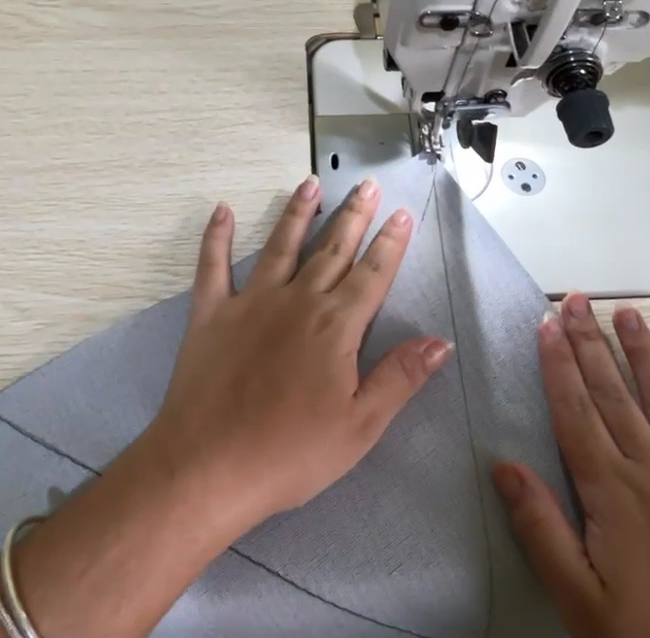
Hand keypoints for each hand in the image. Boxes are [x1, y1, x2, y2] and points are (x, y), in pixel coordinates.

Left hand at [138, 175, 453, 530]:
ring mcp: (250, 303)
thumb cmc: (291, 453)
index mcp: (335, 326)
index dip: (390, 244)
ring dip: (298, 212)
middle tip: (367, 185)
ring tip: (311, 182)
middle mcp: (297, 301)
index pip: (372, 275)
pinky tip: (222, 211)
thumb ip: (400, 377)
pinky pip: (213, 267)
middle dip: (353, 215)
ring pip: (280, 246)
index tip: (402, 214)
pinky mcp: (210, 314)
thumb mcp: (360, 425)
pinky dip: (217, 237)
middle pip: (332, 249)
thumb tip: (441, 341)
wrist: (208, 467)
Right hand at [494, 295, 649, 637]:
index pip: (575, 413)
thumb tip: (504, 464)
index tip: (546, 325)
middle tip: (577, 300)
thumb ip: (541, 529)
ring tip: (627, 313)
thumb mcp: (581, 601)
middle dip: (590, 343)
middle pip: (614, 394)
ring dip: (643, 352)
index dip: (558, 366)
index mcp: (613, 494)